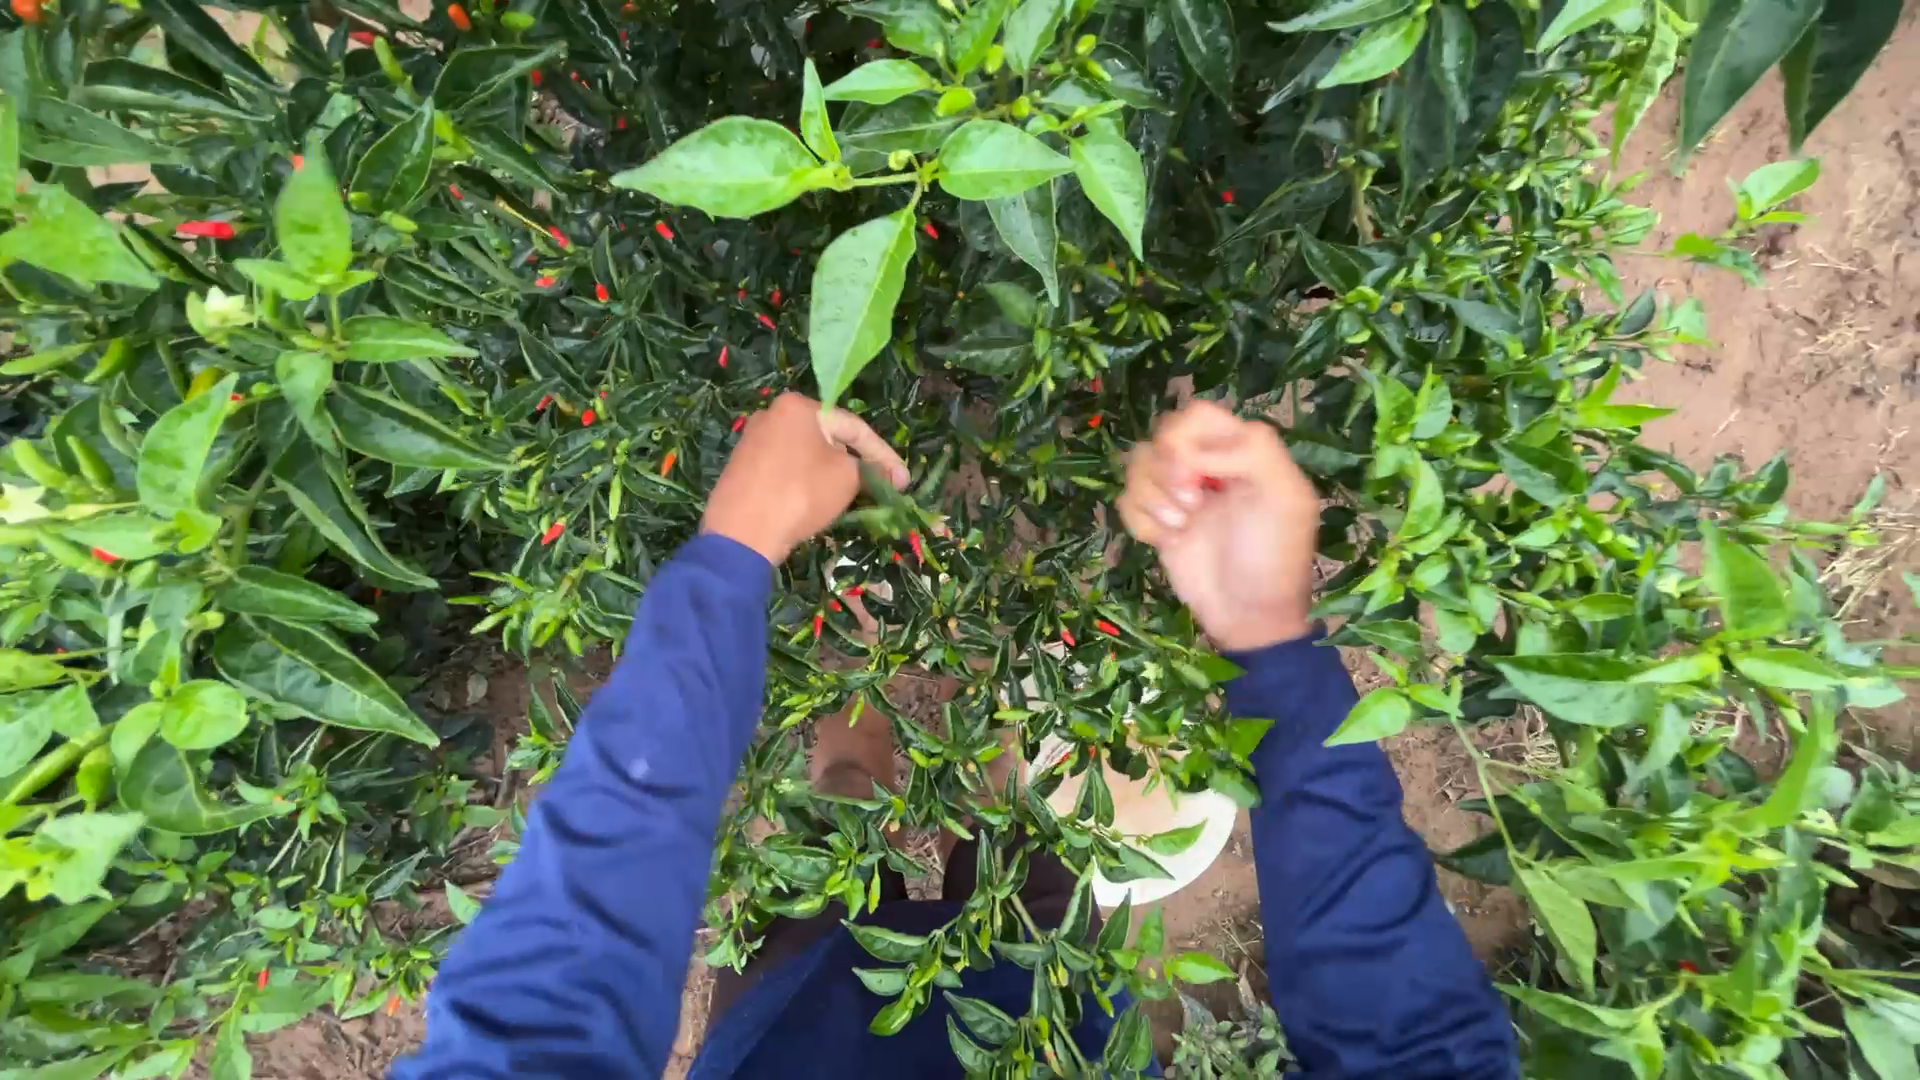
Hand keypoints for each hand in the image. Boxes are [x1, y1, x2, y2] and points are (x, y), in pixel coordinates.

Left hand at [702, 392, 909, 563]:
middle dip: (856, 462)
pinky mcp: (742, 468)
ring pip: (806, 455)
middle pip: (828, 438)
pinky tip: (817, 501)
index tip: (903, 480)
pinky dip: (806, 482)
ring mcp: (752, 441)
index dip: (884, 455)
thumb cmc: (800, 494)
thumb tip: (884, 474)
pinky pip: (786, 470)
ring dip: (832, 474)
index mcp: (798, 407)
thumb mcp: (847, 478)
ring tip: (853, 496)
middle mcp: (772, 414)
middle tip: (880, 486)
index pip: (854, 428)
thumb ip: (869, 470)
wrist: (742, 533)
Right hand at [1116, 401, 1319, 650]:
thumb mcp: (1287, 496)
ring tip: (1182, 527)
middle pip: (1159, 437)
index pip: (1197, 415)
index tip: (1199, 473)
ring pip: (1136, 467)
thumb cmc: (1274, 555)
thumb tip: (1195, 453)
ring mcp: (1175, 493)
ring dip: (1154, 499)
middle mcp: (1204, 465)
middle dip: (1166, 470)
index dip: (1186, 437)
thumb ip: (1254, 452)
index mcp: (1239, 450)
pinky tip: (1169, 542)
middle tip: (1192, 503)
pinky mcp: (1154, 521)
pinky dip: (1142, 523)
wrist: (1247, 614)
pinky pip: (1125, 502)